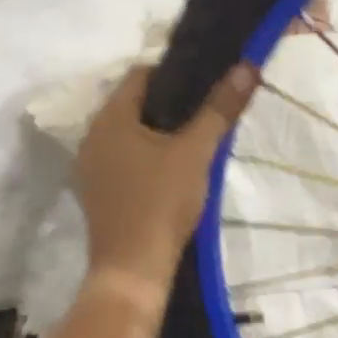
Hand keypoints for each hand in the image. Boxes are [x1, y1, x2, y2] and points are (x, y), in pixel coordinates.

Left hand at [74, 62, 258, 288]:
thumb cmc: (160, 205)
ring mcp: (90, 169)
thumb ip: (220, 109)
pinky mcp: (98, 196)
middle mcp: (92, 137)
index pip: (140, 74)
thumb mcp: (196, 153)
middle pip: (133, 106)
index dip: (175, 75)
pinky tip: (171, 177)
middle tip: (205, 116)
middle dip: (169, 107)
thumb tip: (246, 66)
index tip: (206, 88)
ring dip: (158, 136)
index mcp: (109, 118)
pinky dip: (146, 161)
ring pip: (128, 137)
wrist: (133, 271)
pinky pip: (123, 163)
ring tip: (193, 146)